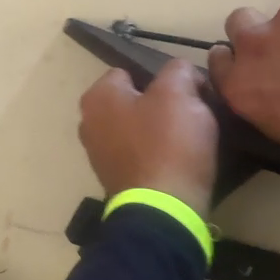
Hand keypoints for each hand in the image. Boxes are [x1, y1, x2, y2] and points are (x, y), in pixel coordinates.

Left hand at [77, 59, 219, 214]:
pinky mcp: (114, 178)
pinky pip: (139, 154)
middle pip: (134, 101)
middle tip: (191, 116)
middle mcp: (89, 121)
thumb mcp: (179, 93)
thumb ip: (178, 71)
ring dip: (159, 131)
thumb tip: (182, 74)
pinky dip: (155, 155)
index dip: (163, 79)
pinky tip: (176, 162)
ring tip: (187, 141)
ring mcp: (98, 153)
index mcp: (98, 96)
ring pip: (137, 128)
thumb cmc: (167, 143)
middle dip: (160, 105)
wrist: (163, 209)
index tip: (188, 93)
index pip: (131, 72)